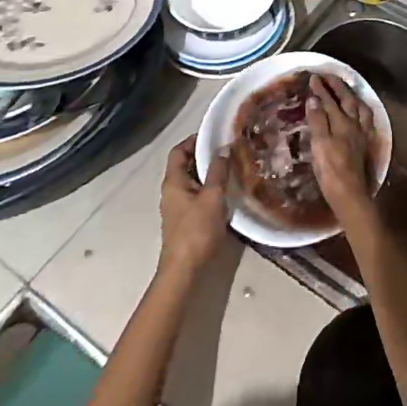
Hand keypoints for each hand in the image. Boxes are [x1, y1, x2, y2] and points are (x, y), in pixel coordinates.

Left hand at [159, 136, 230, 271]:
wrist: (185, 270)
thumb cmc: (196, 230)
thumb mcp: (212, 197)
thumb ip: (218, 172)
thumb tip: (223, 149)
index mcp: (173, 182)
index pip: (178, 151)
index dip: (194, 140)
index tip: (216, 135)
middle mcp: (172, 191)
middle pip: (186, 165)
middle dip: (206, 155)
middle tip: (230, 149)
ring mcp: (179, 206)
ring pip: (194, 180)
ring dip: (211, 172)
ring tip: (233, 166)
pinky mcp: (187, 219)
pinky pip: (198, 194)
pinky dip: (211, 188)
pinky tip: (228, 190)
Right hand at [306, 75, 375, 220]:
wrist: (349, 193)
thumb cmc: (330, 170)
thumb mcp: (319, 144)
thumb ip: (318, 120)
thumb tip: (314, 99)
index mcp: (342, 123)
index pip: (330, 101)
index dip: (321, 89)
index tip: (314, 77)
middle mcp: (355, 125)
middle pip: (348, 100)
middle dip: (338, 87)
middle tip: (329, 77)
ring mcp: (362, 134)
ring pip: (360, 109)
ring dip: (352, 97)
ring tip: (347, 91)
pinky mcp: (366, 144)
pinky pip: (366, 121)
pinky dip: (362, 112)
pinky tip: (359, 115)